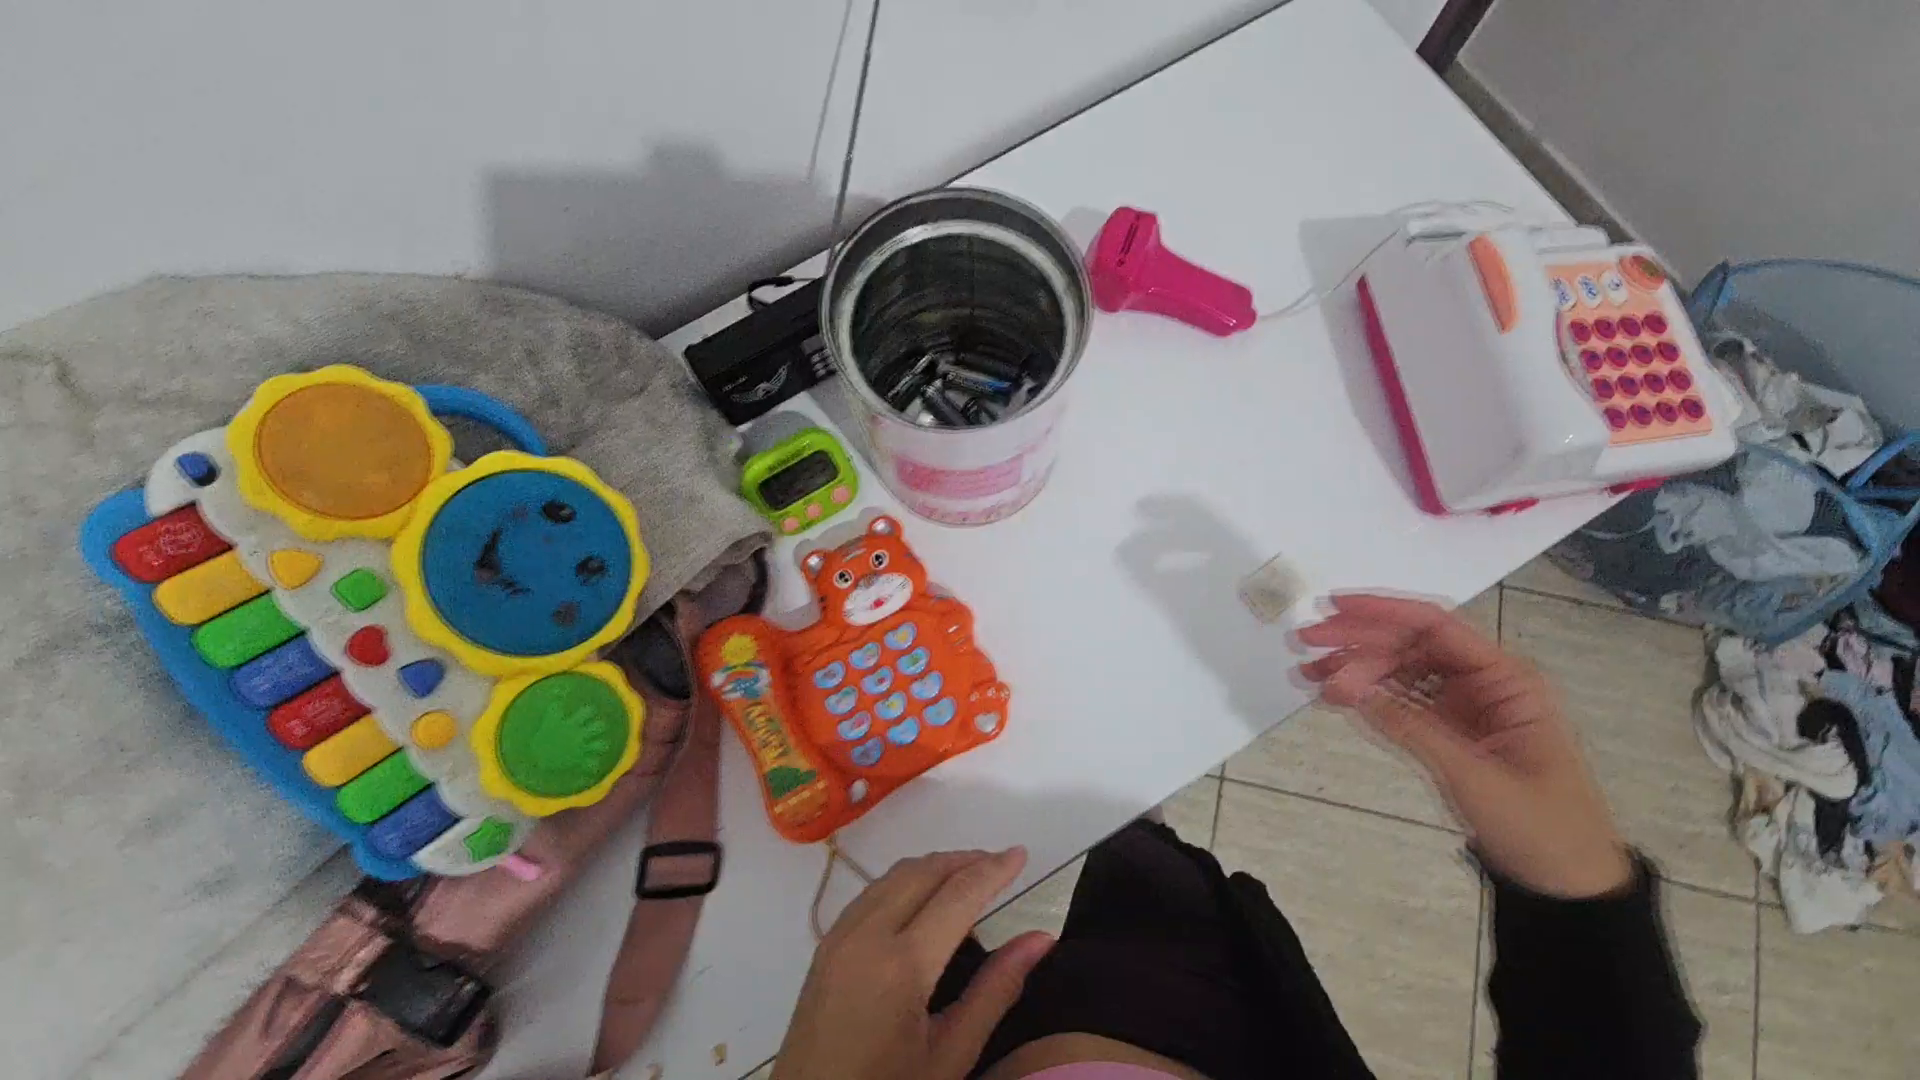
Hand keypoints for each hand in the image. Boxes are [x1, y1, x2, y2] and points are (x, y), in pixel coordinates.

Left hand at [772, 848, 1053, 1079]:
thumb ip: (996, 990)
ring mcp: (840, 936)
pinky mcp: (825, 946)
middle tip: (1001, 864)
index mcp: (901, 964)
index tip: (1021, 854)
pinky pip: (871, 892)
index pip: (958, 895)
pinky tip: (925, 900)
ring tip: (970, 876)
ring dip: (935, 866)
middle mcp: (866, 935)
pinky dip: (905, 881)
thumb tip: (1040, 939)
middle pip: (923, 872)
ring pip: (894, 876)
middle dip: (965, 860)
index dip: (993, 870)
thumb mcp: (949, 1056)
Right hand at [1299, 594, 1633, 898]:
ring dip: (1355, 667)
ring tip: (1308, 672)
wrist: (1568, 881)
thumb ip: (1407, 725)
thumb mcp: (1472, 775)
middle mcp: (1485, 681)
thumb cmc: (1539, 825)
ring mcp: (1465, 704)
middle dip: (1357, 639)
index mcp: (1506, 679)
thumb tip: (1344, 683)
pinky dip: (1367, 695)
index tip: (1332, 607)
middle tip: (1305, 643)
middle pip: (1411, 643)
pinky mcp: (1450, 728)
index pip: (1435, 626)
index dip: (1381, 611)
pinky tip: (1334, 695)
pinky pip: (1401, 699)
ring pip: (1401, 669)